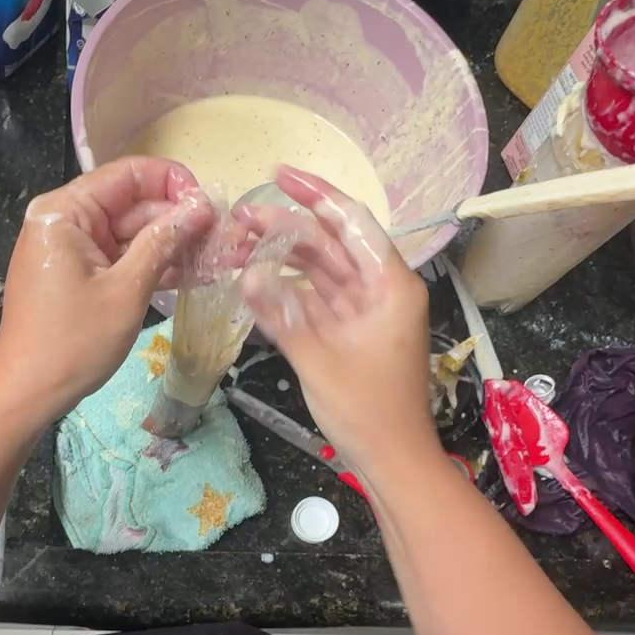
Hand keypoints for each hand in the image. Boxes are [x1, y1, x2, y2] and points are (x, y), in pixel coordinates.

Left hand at [0, 157, 213, 424]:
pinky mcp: (78, 277)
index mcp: (66, 212)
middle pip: (132, 205)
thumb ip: (163, 243)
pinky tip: (193, 275)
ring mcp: (71, 251)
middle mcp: (65, 221)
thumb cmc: (73, 343)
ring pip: (131, 236)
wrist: (28, 393)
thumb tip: (201, 207)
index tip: (210, 207)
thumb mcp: (126, 291)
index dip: (174, 184)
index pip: (129, 174)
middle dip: (179, 221)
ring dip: (172, 248)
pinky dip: (151, 268)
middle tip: (225, 239)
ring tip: (218, 259)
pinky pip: (120, 261)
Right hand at [237, 166, 438, 475]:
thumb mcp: (320, 360)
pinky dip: (289, 294)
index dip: (315, 195)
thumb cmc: (368, 411)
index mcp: (389, 286)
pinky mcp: (349, 335)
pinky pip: (317, 302)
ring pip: (321, 273)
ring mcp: (364, 314)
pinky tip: (258, 283)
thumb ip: (282, 316)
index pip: (351, 224)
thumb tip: (246, 276)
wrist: (392, 459)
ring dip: (285, 260)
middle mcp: (380, 291)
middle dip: (288, 228)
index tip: (280, 175)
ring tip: (242, 244)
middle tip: (243, 216)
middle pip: (332, 246)